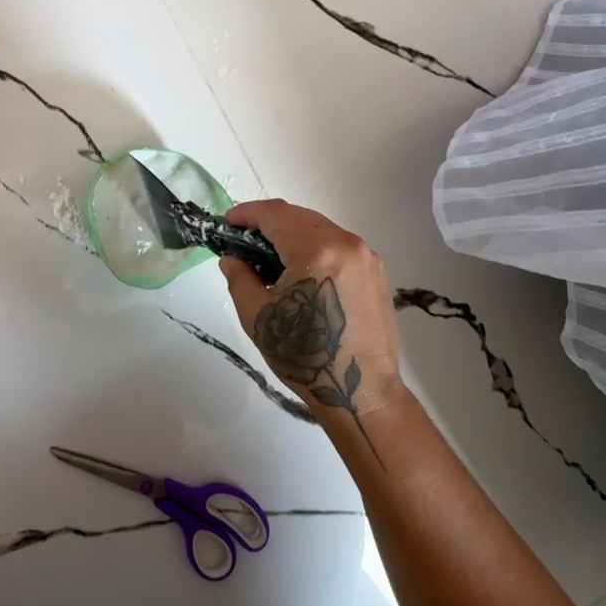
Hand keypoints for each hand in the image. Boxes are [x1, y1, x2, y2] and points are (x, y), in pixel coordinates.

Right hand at [219, 200, 405, 460]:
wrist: (362, 392)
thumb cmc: (304, 356)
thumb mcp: (258, 316)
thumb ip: (240, 278)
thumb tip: (233, 258)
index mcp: (316, 250)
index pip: (275, 214)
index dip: (247, 213)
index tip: (229, 222)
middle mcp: (346, 243)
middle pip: (299, 216)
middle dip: (269, 222)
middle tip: (245, 240)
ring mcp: (366, 256)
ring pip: (320, 228)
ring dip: (292, 233)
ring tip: (271, 257)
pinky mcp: (376, 271)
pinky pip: (338, 244)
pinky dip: (315, 246)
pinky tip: (301, 270)